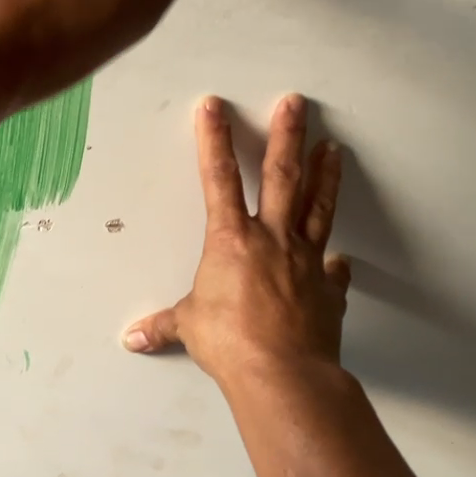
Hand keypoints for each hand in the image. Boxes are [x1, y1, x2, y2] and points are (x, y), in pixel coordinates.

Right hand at [124, 93, 350, 384]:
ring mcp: (305, 260)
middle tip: (296, 104)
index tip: (215, 109)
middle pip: (282, 175)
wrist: (281, 372)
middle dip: (287, 135)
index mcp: (230, 241)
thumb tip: (135, 338)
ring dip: (325, 175)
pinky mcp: (328, 288)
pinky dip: (335, 260)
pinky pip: (333, 267)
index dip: (214, 140)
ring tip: (334, 148)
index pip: (218, 179)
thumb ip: (164, 325)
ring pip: (317, 206)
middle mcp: (272, 240)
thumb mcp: (187, 327)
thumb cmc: (230, 341)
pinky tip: (340, 255)